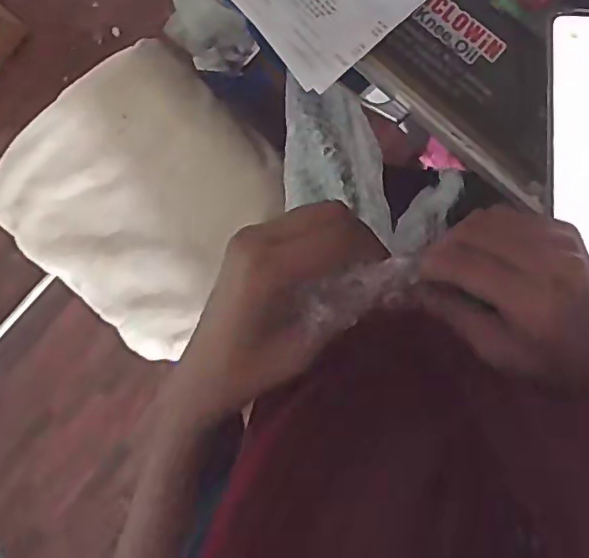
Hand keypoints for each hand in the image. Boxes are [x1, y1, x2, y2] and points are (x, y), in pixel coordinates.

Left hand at [162, 201, 387, 428]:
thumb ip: (344, 311)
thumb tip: (385, 288)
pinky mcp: (251, 233)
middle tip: (374, 266)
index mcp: (267, 266)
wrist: (200, 377)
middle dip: (361, 236)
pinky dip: (326, 233)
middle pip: (332, 213)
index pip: (337, 237)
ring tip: (355, 264)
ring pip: (319, 211)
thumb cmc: (248, 372)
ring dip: (344, 232)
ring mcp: (252, 231)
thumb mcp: (304, 350)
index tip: (388, 273)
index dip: (370, 250)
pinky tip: (329, 261)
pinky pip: (303, 219)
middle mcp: (258, 237)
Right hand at [419, 206, 588, 401]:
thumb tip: (415, 289)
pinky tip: (491, 247)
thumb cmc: (552, 363)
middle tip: (433, 261)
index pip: (465, 263)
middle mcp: (544, 260)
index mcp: (529, 299)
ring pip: (493, 216)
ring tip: (457, 251)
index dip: (433, 263)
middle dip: (445, 243)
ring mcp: (558, 238)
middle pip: (476, 231)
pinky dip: (494, 228)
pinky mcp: (565, 227)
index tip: (417, 271)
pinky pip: (515, 215)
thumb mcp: (499, 353)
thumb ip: (456, 316)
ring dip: (466, 231)